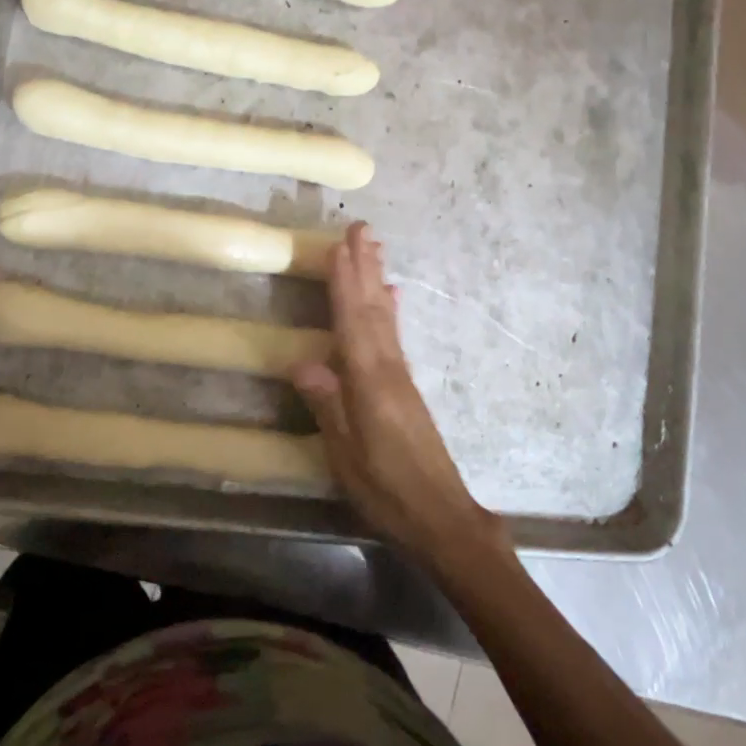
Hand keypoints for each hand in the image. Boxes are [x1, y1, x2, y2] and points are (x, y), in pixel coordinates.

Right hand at [292, 223, 506, 565]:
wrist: (441, 517)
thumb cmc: (387, 491)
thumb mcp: (346, 456)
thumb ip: (328, 407)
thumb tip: (304, 363)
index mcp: (370, 384)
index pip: (352, 323)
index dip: (344, 284)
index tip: (338, 246)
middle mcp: (389, 370)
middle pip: (373, 310)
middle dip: (364, 268)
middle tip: (360, 228)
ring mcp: (401, 378)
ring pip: (385, 319)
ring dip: (376, 281)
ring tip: (373, 250)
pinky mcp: (407, 389)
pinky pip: (393, 336)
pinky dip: (388, 312)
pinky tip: (389, 300)